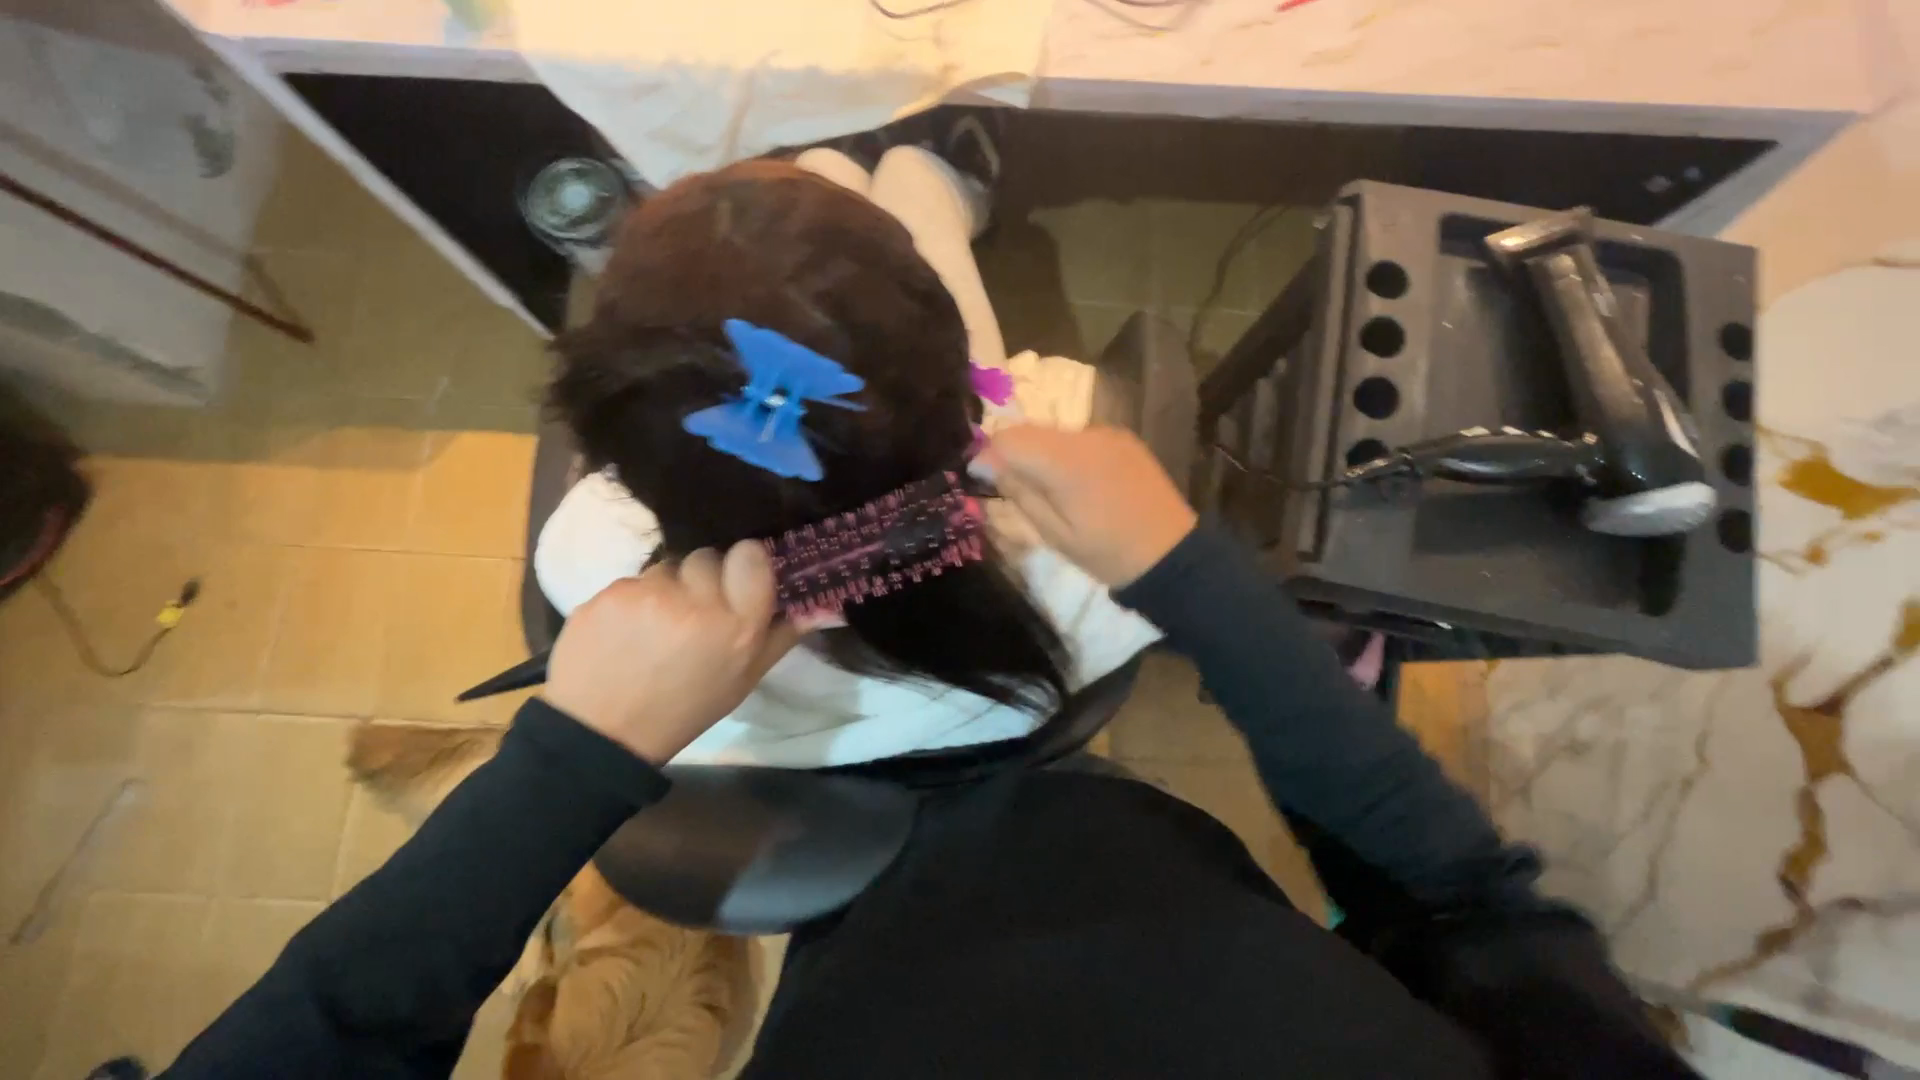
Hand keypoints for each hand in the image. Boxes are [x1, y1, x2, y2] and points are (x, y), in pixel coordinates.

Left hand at [541, 542, 800, 763]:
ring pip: (668, 565)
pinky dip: (634, 599)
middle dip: (704, 578)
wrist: (604, 733)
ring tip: (658, 624)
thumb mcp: (745, 679)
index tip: (737, 583)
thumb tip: (825, 604)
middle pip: (708, 557)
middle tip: (694, 612)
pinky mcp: (609, 594)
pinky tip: (628, 629)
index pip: (750, 555)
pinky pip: (633, 580)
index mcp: (738, 626)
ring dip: (669, 586)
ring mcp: (649, 595)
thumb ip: (783, 635)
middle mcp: (698, 603)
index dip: (744, 565)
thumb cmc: (686, 707)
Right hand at [974, 425, 1197, 586]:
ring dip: (1041, 454)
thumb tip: (987, 463)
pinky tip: (1079, 484)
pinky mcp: (1123, 438)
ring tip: (1050, 492)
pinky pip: (1080, 439)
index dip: (988, 454)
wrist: (1171, 554)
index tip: (980, 476)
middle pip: (1031, 431)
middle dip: (1014, 454)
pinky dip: (1067, 455)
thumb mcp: (1054, 533)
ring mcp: (1108, 434)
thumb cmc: (1107, 553)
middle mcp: (1086, 436)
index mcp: (1067, 461)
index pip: (1009, 438)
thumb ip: (1020, 492)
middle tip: (1011, 488)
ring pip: (1055, 435)